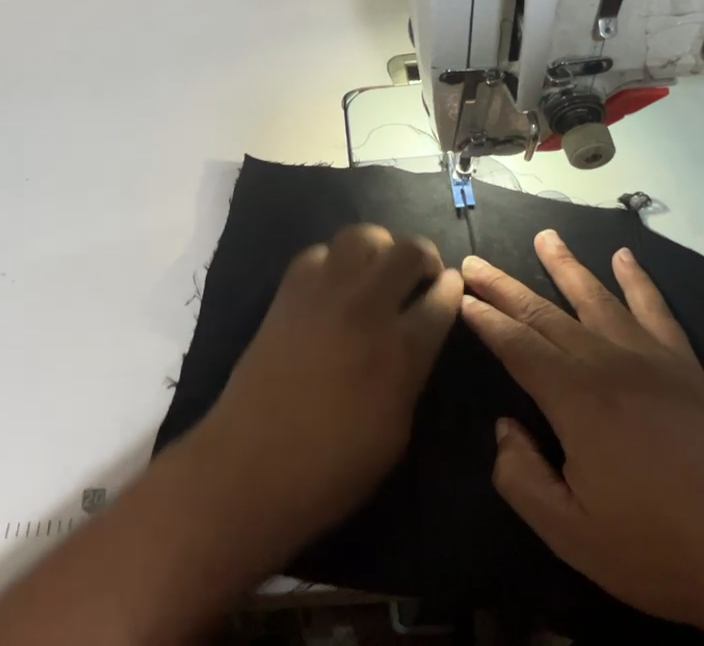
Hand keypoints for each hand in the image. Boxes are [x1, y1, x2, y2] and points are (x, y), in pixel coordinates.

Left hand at [192, 224, 462, 546]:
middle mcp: (366, 309)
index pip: (442, 298)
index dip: (452, 290)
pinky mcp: (287, 293)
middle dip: (424, 258)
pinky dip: (336, 261)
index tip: (452, 288)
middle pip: (407, 251)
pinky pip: (320, 253)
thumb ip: (413, 371)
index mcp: (402, 350)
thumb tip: (416, 339)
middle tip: (421, 278)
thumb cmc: (334, 467)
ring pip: (362, 236)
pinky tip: (336, 285)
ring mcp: (323, 294)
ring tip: (380, 272)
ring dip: (381, 249)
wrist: (252, 465)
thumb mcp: (398, 428)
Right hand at [459, 231, 703, 645]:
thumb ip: (520, 475)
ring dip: (567, 267)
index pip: (517, 345)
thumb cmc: (658, 548)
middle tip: (476, 259)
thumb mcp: (568, 531)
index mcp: (576, 400)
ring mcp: (654, 361)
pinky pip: (657, 311)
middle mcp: (610, 365)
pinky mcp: (689, 370)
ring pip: (599, 300)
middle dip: (507, 286)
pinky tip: (626, 257)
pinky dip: (638, 281)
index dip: (485, 320)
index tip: (460, 294)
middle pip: (547, 314)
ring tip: (546, 236)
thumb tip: (505, 428)